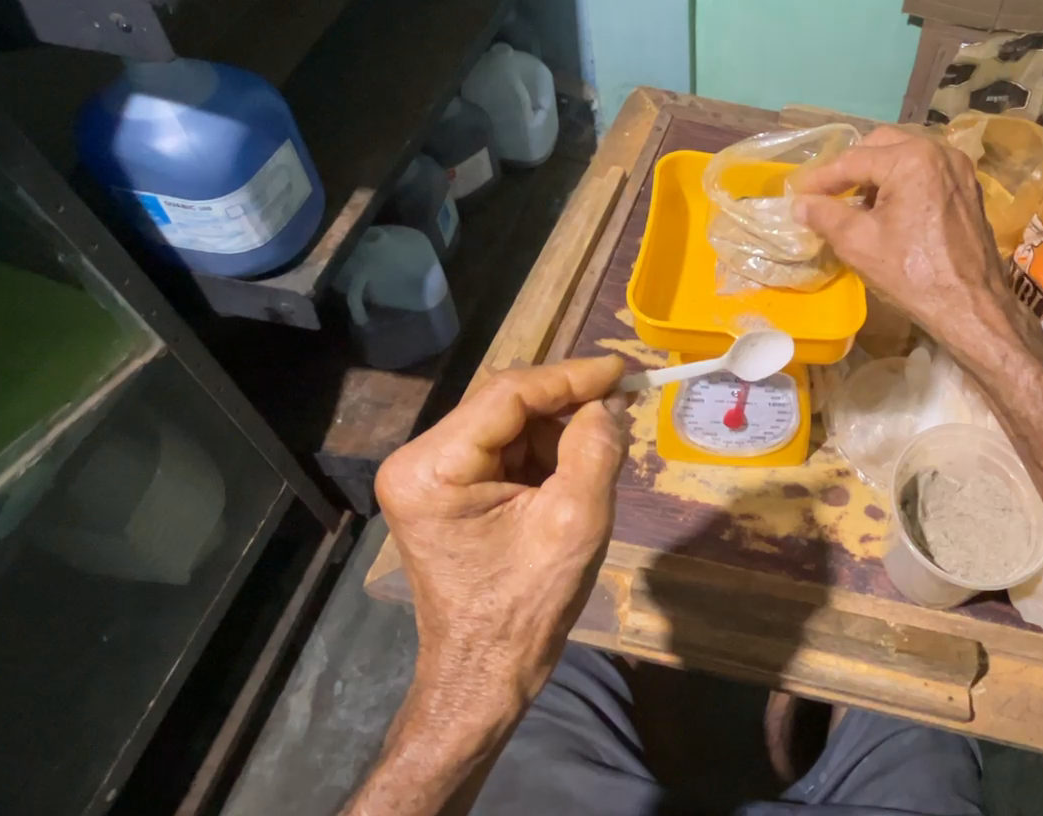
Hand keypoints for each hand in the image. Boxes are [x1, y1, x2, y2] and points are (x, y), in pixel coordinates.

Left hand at [373, 356, 627, 721]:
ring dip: (563, 431)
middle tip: (623, 404)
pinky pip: (510, 447)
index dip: (571, 376)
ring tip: (604, 455)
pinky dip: (550, 452)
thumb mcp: (576, 522)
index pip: (508, 393)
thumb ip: (596, 449)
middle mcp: (420, 460)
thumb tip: (609, 402)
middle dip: (569, 405)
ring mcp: (432, 474)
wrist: (488, 673)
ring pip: (514, 422)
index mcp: (432, 468)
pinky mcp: (451, 488)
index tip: (623, 369)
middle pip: (508, 403)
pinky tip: (578, 473)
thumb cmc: (526, 608)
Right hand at [793, 126, 1024, 356]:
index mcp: (913, 159)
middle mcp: (941, 152)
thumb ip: (824, 215)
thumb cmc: (912, 274)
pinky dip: (901, 183)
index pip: (853, 159)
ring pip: (905, 157)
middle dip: (851, 169)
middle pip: (881, 146)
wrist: (970, 306)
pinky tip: (887, 211)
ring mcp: (959, 170)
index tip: (798, 194)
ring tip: (855, 204)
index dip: (821, 178)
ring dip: (876, 175)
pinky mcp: (968, 189)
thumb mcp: (858, 243)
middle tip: (827, 194)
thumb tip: (800, 204)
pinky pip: (925, 172)